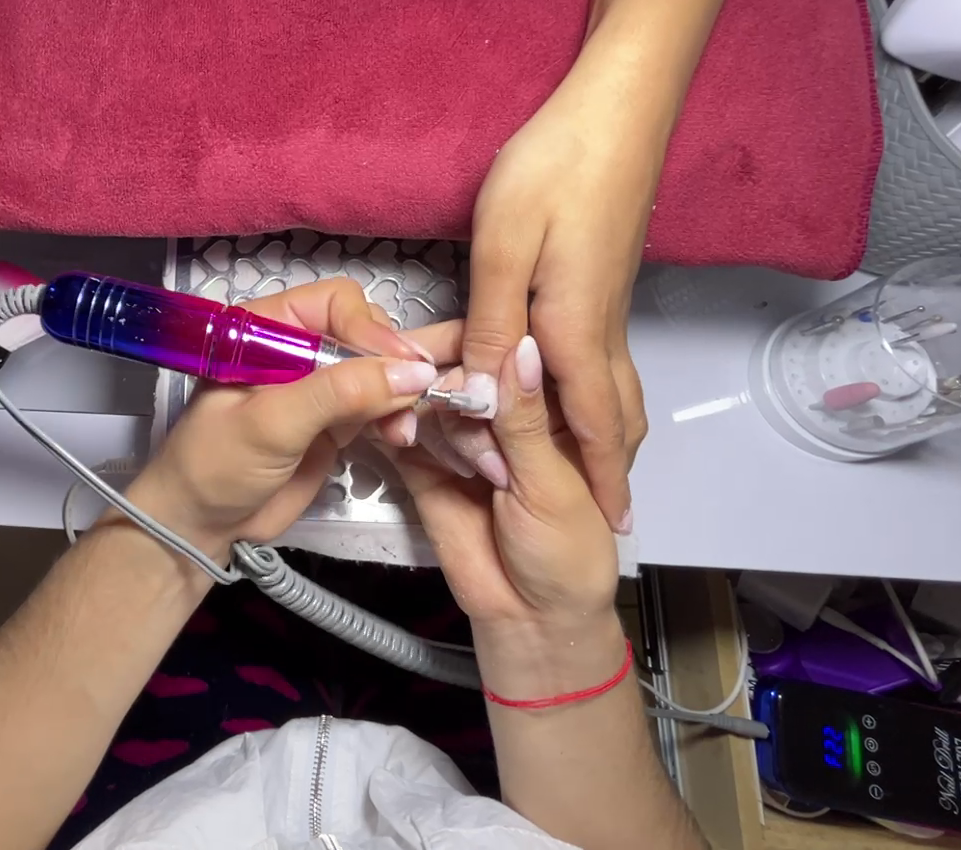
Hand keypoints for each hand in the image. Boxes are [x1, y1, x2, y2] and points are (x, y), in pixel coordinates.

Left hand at [126, 279, 448, 557]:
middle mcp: (295, 347)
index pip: (333, 303)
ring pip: (377, 368)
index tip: (397, 363)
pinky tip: (399, 435)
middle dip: (389, 361)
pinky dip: (395, 415)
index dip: (367, 327)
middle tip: (409, 396)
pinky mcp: (334, 420)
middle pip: (362, 330)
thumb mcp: (272, 424)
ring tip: (402, 428)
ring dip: (399, 392)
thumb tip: (412, 372)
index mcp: (266, 328)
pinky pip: (377, 403)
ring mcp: (317, 384)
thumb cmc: (216, 464)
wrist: (203, 523)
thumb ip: (338, 394)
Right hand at [394, 334, 624, 695]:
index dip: (476, 341)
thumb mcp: (551, 483)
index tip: (447, 342)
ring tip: (457, 460)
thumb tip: (523, 345)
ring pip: (425, 397)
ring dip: (430, 417)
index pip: (506, 353)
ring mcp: (457, 437)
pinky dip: (394, 428)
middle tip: (446, 405)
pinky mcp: (422, 462)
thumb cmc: (566, 555)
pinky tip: (397, 436)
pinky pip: (400, 431)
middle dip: (448, 384)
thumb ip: (523, 416)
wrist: (528, 620)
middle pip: (456, 368)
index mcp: (546, 408)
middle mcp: (498, 414)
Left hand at [456, 89, 664, 534]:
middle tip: (612, 512)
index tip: (610, 525)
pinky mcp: (603, 280)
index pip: (591, 421)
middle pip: (615, 412)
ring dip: (610, 433)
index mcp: (575, 327)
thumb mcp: (503, 249)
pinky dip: (600, 394)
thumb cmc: (553, 172)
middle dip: (613, 466)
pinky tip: (578, 394)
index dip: (601, 476)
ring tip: (600, 471)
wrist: (613, 109)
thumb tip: (492, 393)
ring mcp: (608, 302)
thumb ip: (497, 325)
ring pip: (615, 385)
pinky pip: (604, 358)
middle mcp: (600, 325)